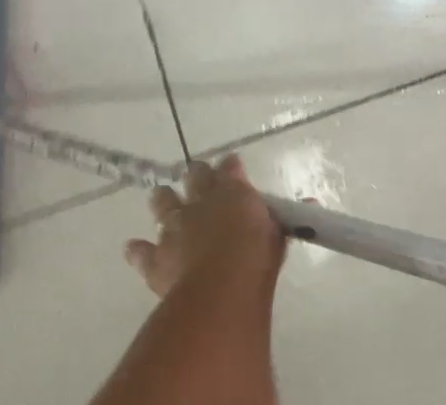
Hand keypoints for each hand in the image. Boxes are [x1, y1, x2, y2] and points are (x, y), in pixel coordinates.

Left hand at [124, 156, 284, 297]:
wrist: (220, 286)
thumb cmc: (258, 253)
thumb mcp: (281, 232)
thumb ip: (286, 217)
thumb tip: (312, 203)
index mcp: (233, 192)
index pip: (230, 169)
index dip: (230, 164)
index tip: (231, 160)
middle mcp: (200, 204)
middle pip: (194, 181)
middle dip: (194, 175)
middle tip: (193, 172)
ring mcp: (174, 230)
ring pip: (164, 207)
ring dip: (163, 200)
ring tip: (160, 194)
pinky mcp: (155, 259)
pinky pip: (142, 251)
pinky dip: (138, 249)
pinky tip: (132, 246)